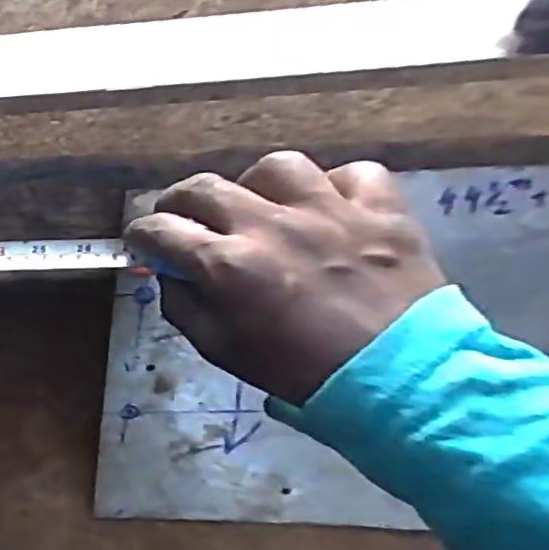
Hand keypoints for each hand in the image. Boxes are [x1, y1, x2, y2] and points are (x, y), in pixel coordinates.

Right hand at [123, 151, 446, 403]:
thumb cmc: (299, 368)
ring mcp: (331, 215)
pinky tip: (326, 208)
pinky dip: (335, 186)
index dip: (141, 236)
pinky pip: (356, 174)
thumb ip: (182, 301)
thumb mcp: (216, 344)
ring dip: (255, 185)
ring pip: (276, 167)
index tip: (145, 245)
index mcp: (225, 264)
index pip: (156, 229)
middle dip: (178, 203)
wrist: (407, 382)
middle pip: (201, 187)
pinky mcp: (384, 215)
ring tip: (260, 206)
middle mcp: (270, 228)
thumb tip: (171, 271)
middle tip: (185, 220)